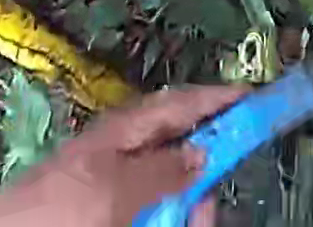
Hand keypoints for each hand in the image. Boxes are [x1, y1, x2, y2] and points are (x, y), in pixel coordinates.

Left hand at [0, 84, 247, 226]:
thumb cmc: (57, 212)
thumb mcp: (112, 189)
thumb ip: (162, 169)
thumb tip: (204, 151)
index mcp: (126, 130)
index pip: (181, 103)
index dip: (217, 98)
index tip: (255, 98)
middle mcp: (126, 153)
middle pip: (182, 151)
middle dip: (203, 176)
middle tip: (207, 212)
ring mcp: (118, 187)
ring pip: (170, 190)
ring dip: (185, 213)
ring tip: (191, 220)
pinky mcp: (114, 212)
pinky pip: (153, 211)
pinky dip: (166, 218)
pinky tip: (176, 221)